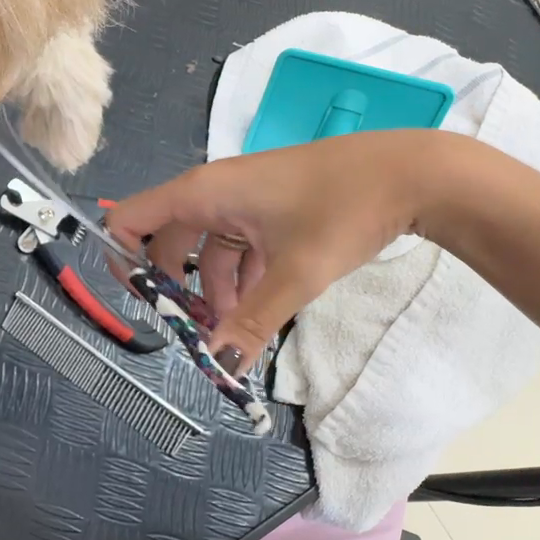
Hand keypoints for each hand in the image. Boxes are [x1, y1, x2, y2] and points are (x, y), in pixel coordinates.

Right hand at [106, 130, 462, 370]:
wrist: (417, 173)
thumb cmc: (343, 212)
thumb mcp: (294, 275)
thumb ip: (250, 322)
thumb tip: (219, 366)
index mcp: (202, 194)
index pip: (128, 219)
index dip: (122, 259)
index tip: (144, 301)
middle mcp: (213, 191)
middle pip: (166, 241)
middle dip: (173, 288)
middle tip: (191, 329)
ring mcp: (242, 197)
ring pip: (205, 249)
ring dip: (212, 290)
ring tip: (234, 330)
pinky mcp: (269, 205)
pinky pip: (236, 245)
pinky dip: (241, 277)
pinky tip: (261, 307)